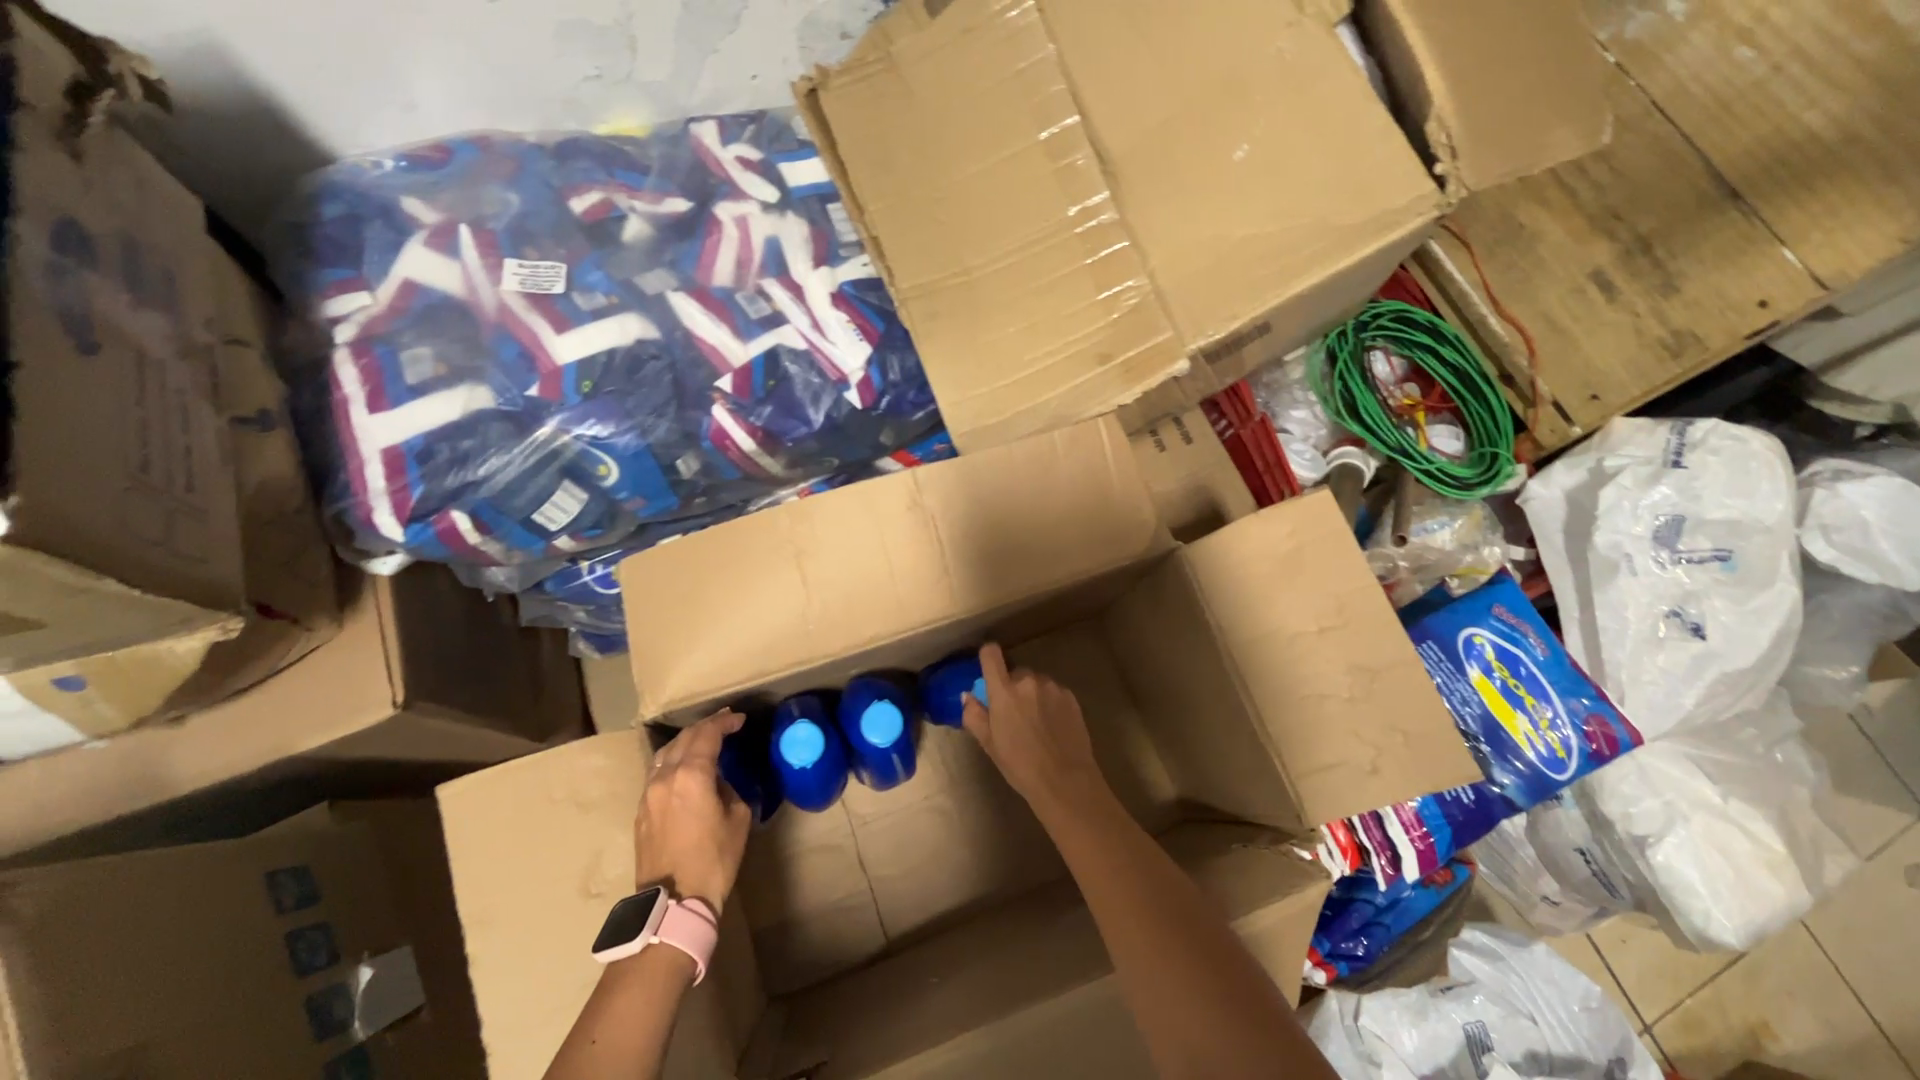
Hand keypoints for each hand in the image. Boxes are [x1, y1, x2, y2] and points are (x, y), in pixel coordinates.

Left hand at [635, 709, 752, 914]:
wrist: (675, 901)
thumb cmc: (714, 860)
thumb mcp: (738, 820)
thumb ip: (729, 791)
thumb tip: (718, 784)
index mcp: (691, 776)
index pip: (707, 735)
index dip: (724, 722)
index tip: (739, 719)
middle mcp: (664, 777)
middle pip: (684, 739)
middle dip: (705, 727)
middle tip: (725, 723)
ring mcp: (648, 794)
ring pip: (665, 755)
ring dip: (686, 743)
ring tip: (703, 742)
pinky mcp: (641, 812)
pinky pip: (657, 775)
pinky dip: (673, 763)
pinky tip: (684, 769)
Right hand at [961, 643, 1113, 819]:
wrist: (1065, 780)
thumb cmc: (1020, 766)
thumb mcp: (989, 744)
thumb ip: (974, 715)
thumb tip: (968, 696)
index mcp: (1004, 691)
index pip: (991, 654)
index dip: (988, 657)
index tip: (989, 672)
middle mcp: (1029, 682)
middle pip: (1016, 673)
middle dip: (1012, 688)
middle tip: (1015, 715)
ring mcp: (1053, 687)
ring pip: (1036, 683)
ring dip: (1033, 695)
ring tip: (1037, 724)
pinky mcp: (1071, 697)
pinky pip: (1054, 692)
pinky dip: (1050, 702)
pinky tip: (1053, 727)